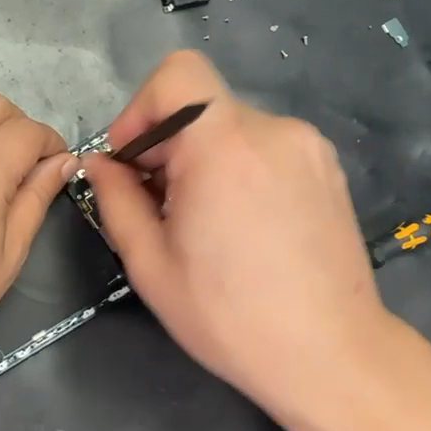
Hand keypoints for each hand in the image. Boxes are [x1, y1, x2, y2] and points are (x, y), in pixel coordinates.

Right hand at [80, 51, 392, 414]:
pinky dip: (238, 172)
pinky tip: (240, 228)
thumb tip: (100, 163)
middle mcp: (273, 131)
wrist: (330, 354)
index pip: (175, 75)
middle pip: (199, 108)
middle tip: (157, 209)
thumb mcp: (149, 264)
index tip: (133, 164)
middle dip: (166, 148)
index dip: (141, 110)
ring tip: (202, 225)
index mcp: (223, 147)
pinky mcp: (327, 169)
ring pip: (231, 130)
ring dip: (202, 162)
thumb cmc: (228, 316)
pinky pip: (263, 149)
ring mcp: (308, 148)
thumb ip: (116, 199)